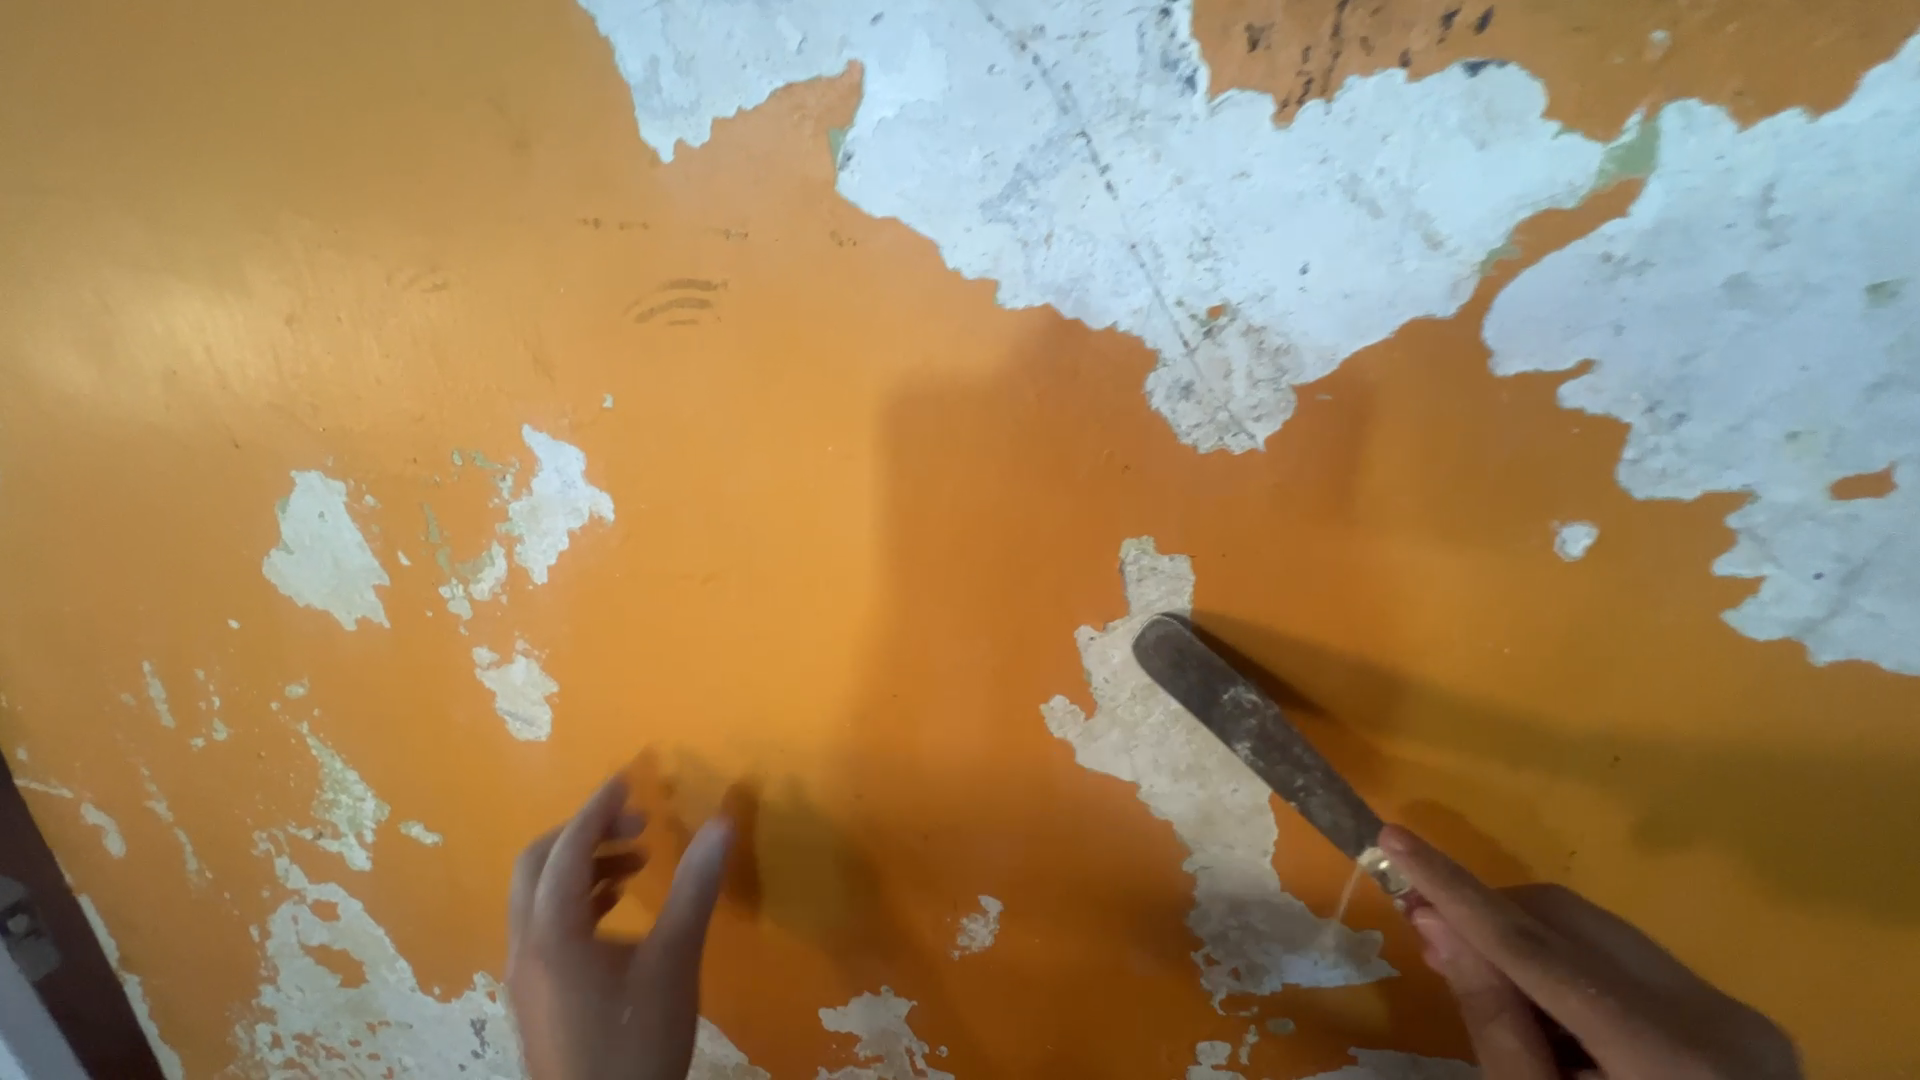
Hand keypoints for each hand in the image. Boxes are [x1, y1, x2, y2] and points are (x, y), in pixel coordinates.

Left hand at [507, 774, 735, 1079]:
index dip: (599, 806)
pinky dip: (579, 898)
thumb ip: (695, 886)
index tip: (629, 777)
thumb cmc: (637, 1043)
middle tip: (638, 822)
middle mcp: (526, 946)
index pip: (569, 848)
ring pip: (540, 895)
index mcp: (552, 933)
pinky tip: (621, 908)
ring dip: (584, 865)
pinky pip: (546, 924)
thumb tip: (724, 820)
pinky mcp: (537, 994)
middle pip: (538, 864)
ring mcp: (526, 974)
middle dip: (586, 831)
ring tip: (640, 863)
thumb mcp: (674, 960)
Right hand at [1380, 826, 1801, 1079]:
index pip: (1536, 949)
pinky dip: (1561, 963)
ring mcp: (1733, 1014)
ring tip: (1483, 983)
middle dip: (1485, 915)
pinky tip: (1545, 1013)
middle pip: (1563, 920)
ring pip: (1587, 927)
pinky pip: (1617, 955)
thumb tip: (1432, 918)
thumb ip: (1490, 1017)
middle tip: (1424, 931)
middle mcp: (1716, 1018)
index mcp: (1671, 1059)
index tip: (1391, 838)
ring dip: (1519, 939)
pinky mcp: (1730, 1016)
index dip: (1455, 890)